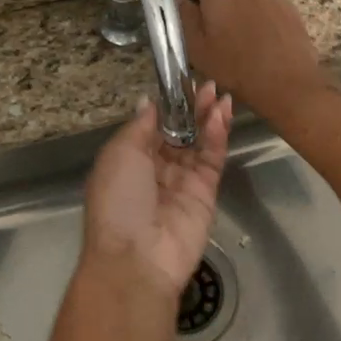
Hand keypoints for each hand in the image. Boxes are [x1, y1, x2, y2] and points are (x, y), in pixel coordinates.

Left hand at [82, 81, 233, 296]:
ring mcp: (182, 182)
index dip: (166, 105)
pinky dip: (218, 136)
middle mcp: (155, 170)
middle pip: (178, 133)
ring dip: (208, 118)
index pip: (151, 126)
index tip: (179, 82)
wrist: (137, 258)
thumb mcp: (119, 153)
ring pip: (198, 143)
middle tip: (206, 84)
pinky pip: (212, 159)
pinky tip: (222, 114)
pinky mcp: (206, 193)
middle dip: (190, 108)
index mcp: (127, 160)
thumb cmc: (118, 200)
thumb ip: (140, 126)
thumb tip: (150, 102)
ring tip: (218, 93)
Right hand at [177, 0, 333, 120]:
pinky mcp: (288, 5)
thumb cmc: (234, 66)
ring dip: (238, 4)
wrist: (287, 83)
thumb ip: (185, 15)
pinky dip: (258, 12)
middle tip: (211, 21)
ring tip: (238, 33)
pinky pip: (265, 2)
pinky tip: (259, 37)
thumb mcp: (197, 47)